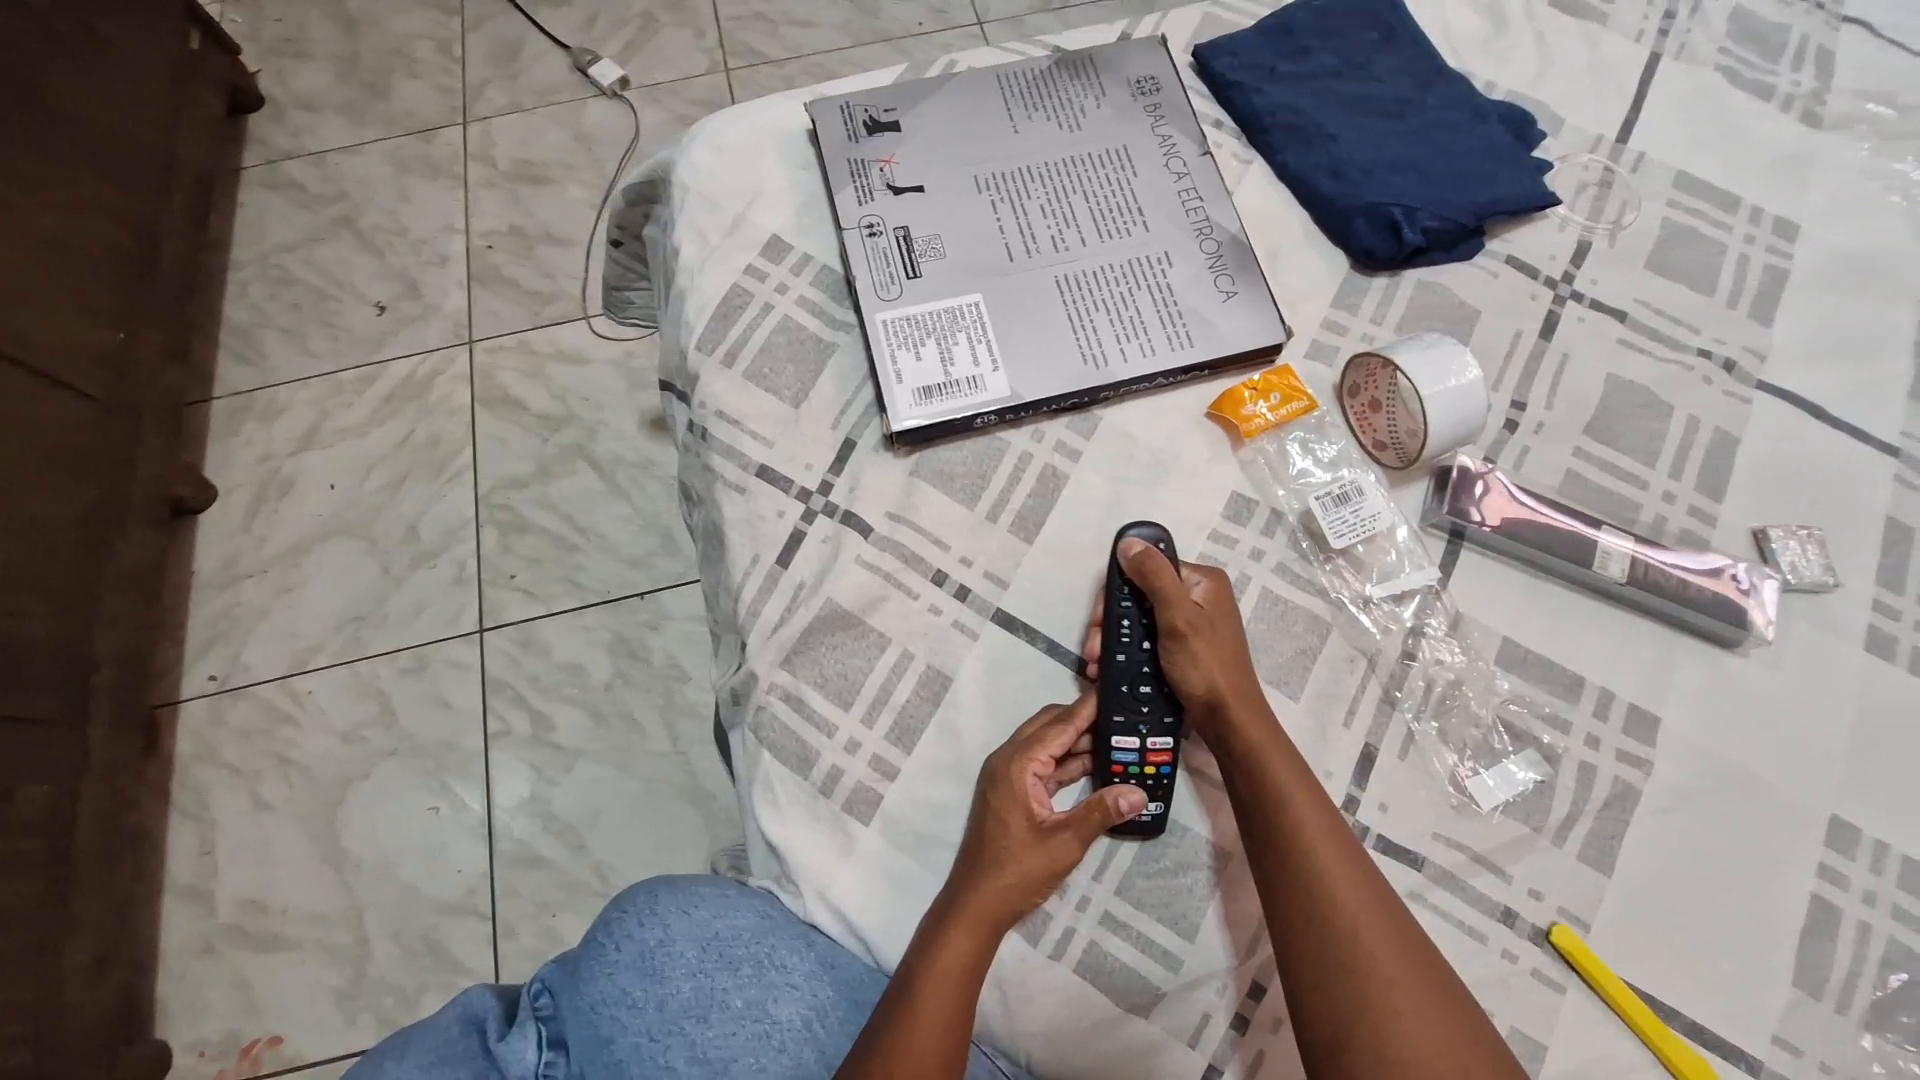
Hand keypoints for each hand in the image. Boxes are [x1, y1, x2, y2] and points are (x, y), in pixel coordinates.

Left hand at [941, 693, 1146, 932]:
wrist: (977, 903)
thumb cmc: (1017, 872)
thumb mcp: (1065, 842)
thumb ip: (1102, 812)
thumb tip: (1140, 792)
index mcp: (1017, 763)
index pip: (1059, 724)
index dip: (1089, 708)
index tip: (1116, 690)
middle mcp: (1009, 760)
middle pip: (1051, 727)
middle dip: (1086, 721)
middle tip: (1124, 717)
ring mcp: (1008, 776)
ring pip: (1047, 746)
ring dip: (1078, 743)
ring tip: (1120, 740)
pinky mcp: (1012, 791)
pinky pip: (1043, 766)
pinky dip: (1068, 764)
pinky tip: (1098, 766)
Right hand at [1082, 538, 1268, 736]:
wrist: (1227, 721)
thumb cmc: (1205, 667)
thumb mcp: (1177, 617)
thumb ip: (1153, 577)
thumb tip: (1128, 542)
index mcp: (1202, 581)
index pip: (1148, 569)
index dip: (1117, 592)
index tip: (1097, 619)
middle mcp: (1198, 597)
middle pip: (1140, 595)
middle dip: (1111, 622)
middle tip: (1093, 649)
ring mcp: (1190, 624)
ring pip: (1139, 620)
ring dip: (1114, 640)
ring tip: (1096, 663)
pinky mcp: (1183, 648)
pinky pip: (1147, 640)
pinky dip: (1128, 652)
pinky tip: (1109, 667)